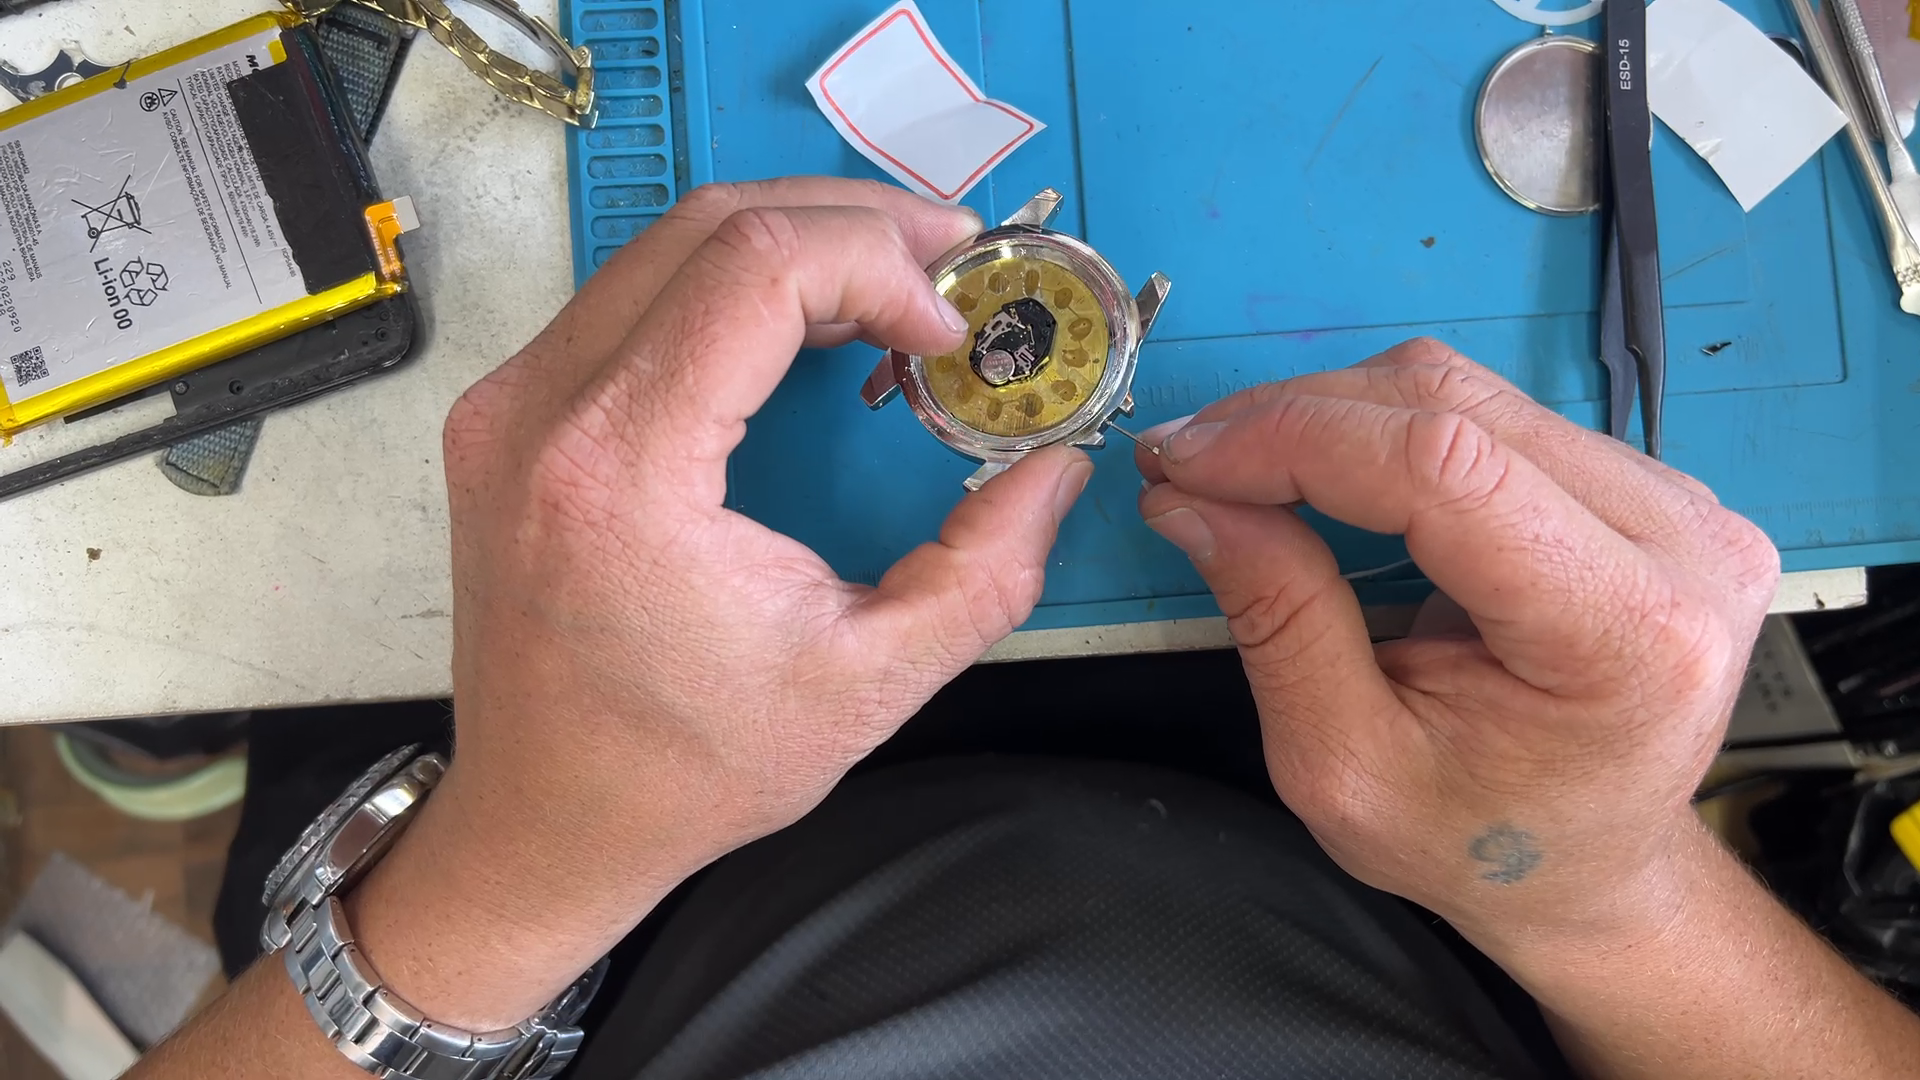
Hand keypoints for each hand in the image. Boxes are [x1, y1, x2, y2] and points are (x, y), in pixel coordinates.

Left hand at [349, 179, 1090, 1026]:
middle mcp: (543, 409)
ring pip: (674, 246)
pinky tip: (816, 327)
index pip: (756, 268)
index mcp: (623, 471)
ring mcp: (513, 403)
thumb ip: (987, 573)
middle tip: (950, 260)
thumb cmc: (696, 769)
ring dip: (800, 245)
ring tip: (897, 285)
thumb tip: (1055, 470)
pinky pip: (643, 297)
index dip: (878, 265)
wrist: (547, 823)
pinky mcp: (518, 416)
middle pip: (714, 226)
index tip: (948, 330)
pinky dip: (743, 286)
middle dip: (853, 224)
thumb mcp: (871, 686)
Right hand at [1135, 339, 1778, 946]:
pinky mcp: (1623, 483)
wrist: (1576, 867)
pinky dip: (1357, 426)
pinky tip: (1297, 465)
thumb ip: (1272, 617)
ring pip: (1449, 390)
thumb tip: (1182, 500)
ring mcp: (1665, 497)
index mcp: (1621, 632)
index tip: (1173, 463)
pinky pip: (1467, 411)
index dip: (1285, 441)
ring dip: (1312, 414)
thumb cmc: (1459, 839)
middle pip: (1442, 407)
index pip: (1437, 468)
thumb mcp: (1336, 758)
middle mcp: (1675, 537)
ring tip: (1224, 463)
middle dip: (1281, 419)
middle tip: (1177, 460)